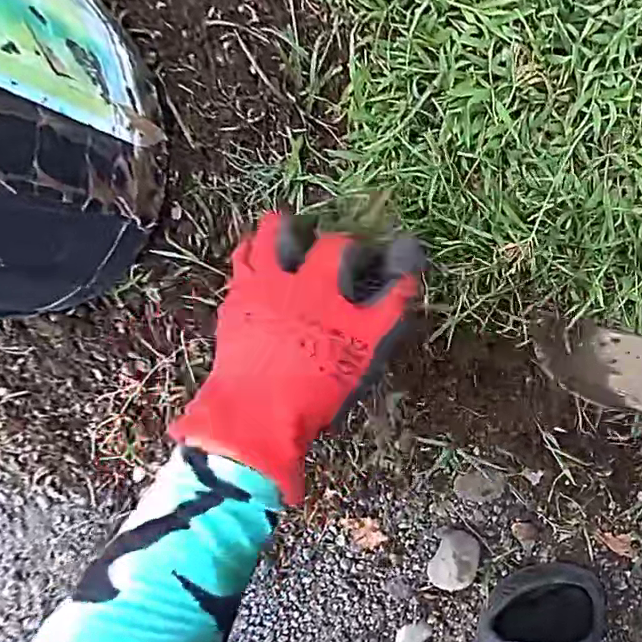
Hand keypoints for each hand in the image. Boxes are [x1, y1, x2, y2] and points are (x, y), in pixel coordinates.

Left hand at [170, 212, 421, 503]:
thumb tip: (409, 279)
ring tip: (284, 233)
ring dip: (274, 231)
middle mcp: (284, 277)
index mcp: (320, 285)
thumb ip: (389, 309)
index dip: (357, 246)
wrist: (256, 413)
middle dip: (308, 227)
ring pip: (259, 240)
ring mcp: (253, 288)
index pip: (342, 246)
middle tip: (319, 237)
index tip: (364, 255)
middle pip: (289, 229)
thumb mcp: (366, 350)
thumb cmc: (317, 385)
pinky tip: (258, 262)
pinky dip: (251, 255)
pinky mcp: (232, 305)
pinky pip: (240, 264)